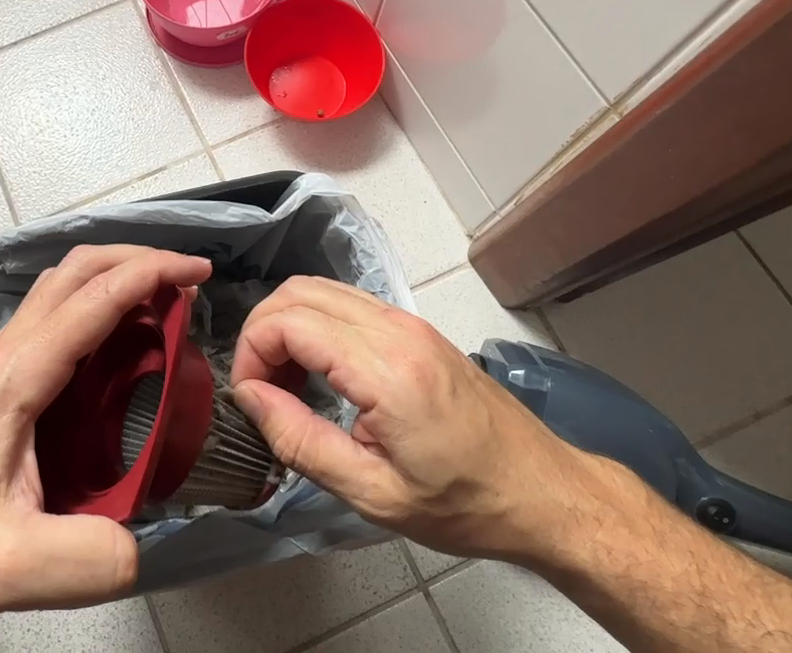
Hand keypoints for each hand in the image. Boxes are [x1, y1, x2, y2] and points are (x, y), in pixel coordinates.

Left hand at [0, 247, 212, 621]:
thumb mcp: (14, 565)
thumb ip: (90, 557)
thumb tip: (142, 541)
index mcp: (16, 378)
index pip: (92, 299)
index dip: (150, 273)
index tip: (199, 270)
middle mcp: (7, 352)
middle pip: (76, 269)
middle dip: (137, 257)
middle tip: (189, 276)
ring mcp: (1, 360)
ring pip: (63, 286)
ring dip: (116, 275)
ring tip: (165, 299)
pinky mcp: (3, 377)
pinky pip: (57, 315)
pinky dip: (99, 304)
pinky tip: (123, 340)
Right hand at [227, 276, 607, 562]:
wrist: (543, 492)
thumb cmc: (463, 503)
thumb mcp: (373, 492)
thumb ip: (300, 440)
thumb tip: (248, 396)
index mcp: (385, 368)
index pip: (288, 321)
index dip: (251, 352)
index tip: (248, 398)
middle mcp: (396, 328)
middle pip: (298, 292)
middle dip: (262, 332)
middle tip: (260, 388)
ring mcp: (409, 321)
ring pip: (320, 288)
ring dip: (287, 324)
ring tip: (286, 382)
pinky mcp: (417, 327)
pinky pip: (346, 301)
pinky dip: (315, 323)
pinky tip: (318, 370)